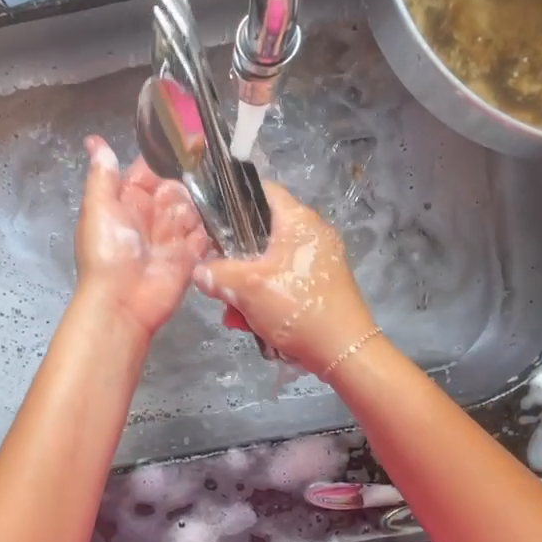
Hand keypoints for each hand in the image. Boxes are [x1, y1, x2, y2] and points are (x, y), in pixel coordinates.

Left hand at [73, 136, 209, 339]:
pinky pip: (207, 235)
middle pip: (178, 187)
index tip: (190, 140)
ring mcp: (172, 236)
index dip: (167, 157)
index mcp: (128, 200)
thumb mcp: (98, 207)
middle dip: (187, 183)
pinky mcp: (190, 256)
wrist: (122, 303)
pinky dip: (211, 229)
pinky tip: (218, 221)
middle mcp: (152, 215)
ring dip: (200, 205)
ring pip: (195, 208)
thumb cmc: (106, 253)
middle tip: (194, 185)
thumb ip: (103, 174)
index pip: (151, 169)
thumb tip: (94, 141)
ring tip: (204, 205)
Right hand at [191, 182, 379, 373]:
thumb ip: (216, 273)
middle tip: (218, 282)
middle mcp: (310, 234)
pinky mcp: (318, 285)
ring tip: (236, 315)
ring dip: (245, 289)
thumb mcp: (247, 288)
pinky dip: (264, 300)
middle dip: (234, 262)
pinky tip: (254, 324)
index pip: (262, 191)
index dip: (232, 199)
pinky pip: (281, 284)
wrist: (342, 351)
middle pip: (259, 234)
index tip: (209, 220)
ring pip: (267, 264)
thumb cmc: (296, 307)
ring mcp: (316, 261)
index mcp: (298, 220)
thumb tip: (199, 271)